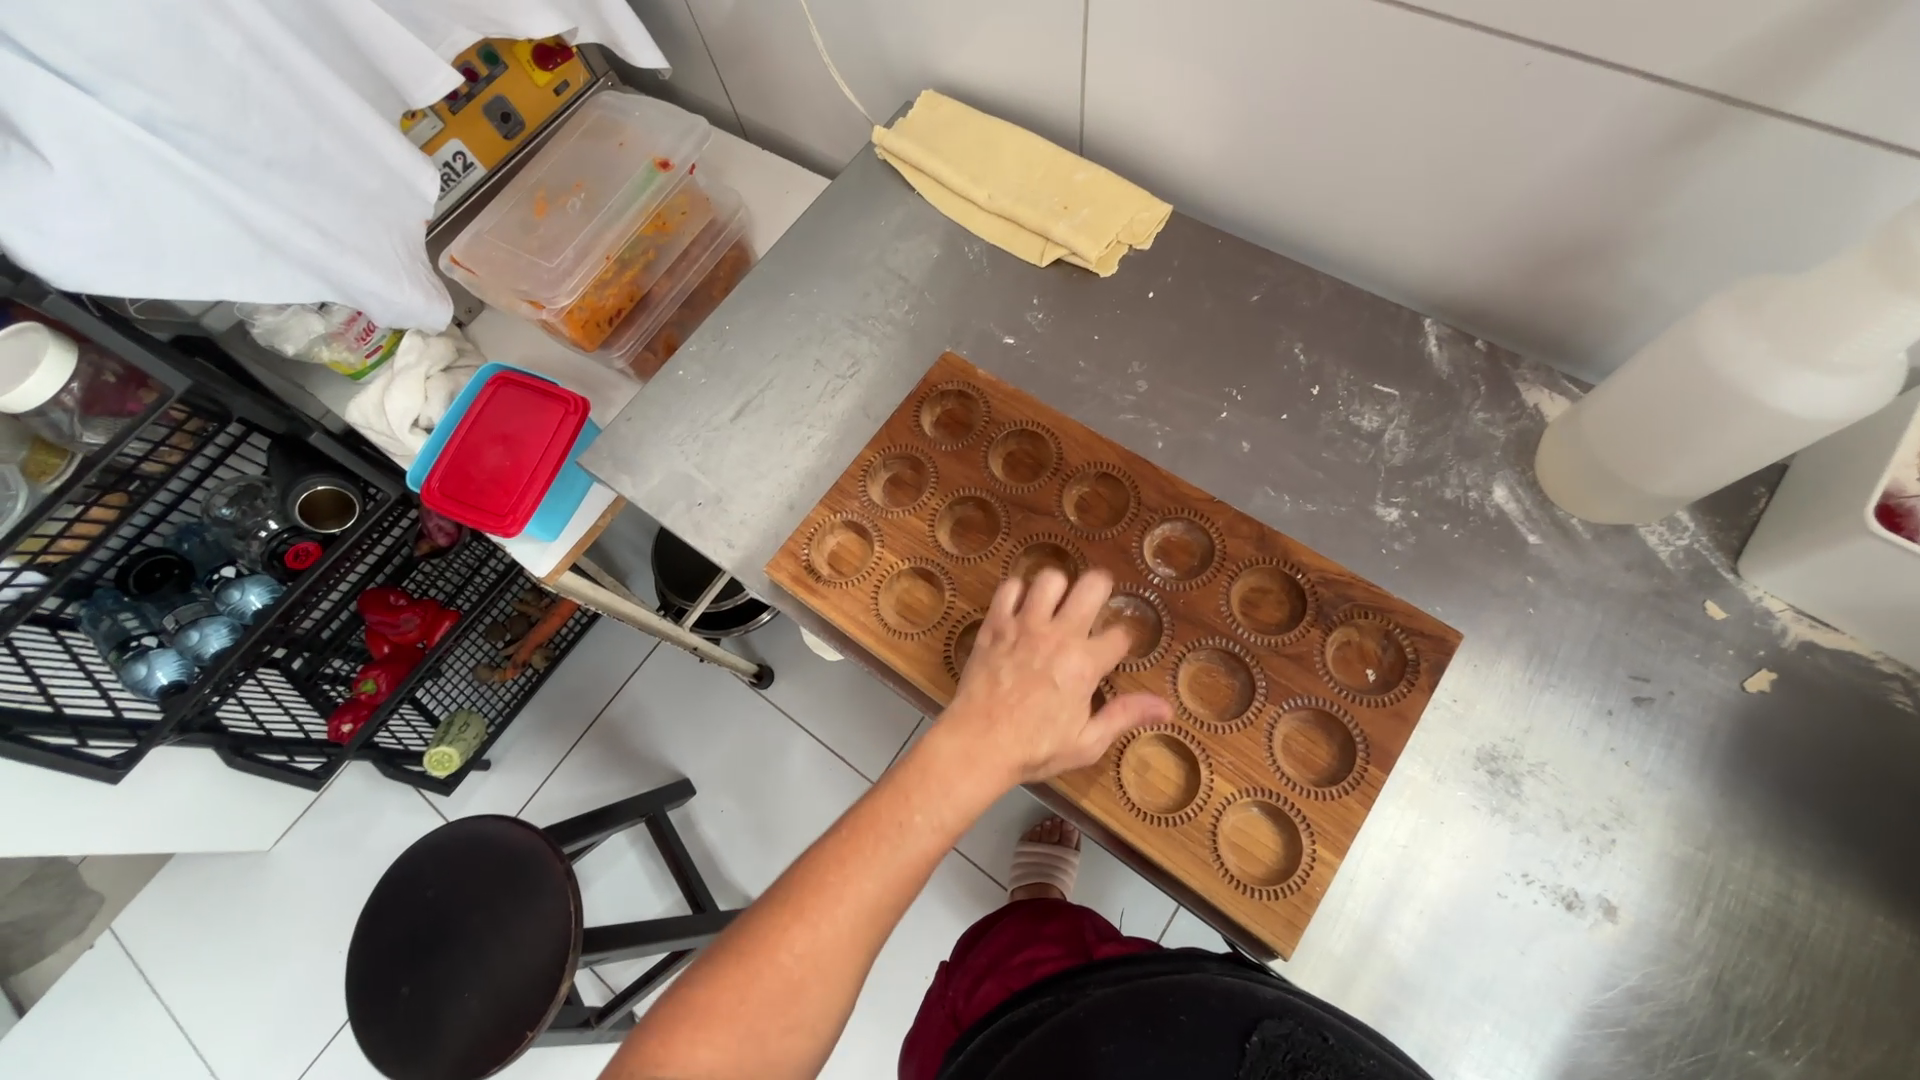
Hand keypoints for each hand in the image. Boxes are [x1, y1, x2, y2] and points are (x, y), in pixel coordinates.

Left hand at [936, 568, 1171, 787]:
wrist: (978, 744)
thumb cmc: (1034, 749)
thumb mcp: (1086, 742)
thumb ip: (1124, 716)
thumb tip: (1166, 707)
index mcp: (1085, 664)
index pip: (1120, 634)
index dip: (1122, 640)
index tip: (1113, 650)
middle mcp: (1058, 635)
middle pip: (1092, 585)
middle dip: (1100, 589)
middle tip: (1094, 602)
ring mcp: (1024, 625)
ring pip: (1051, 578)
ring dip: (1058, 588)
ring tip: (1056, 604)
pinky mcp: (995, 624)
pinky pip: (1010, 588)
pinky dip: (1018, 592)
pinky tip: (1021, 608)